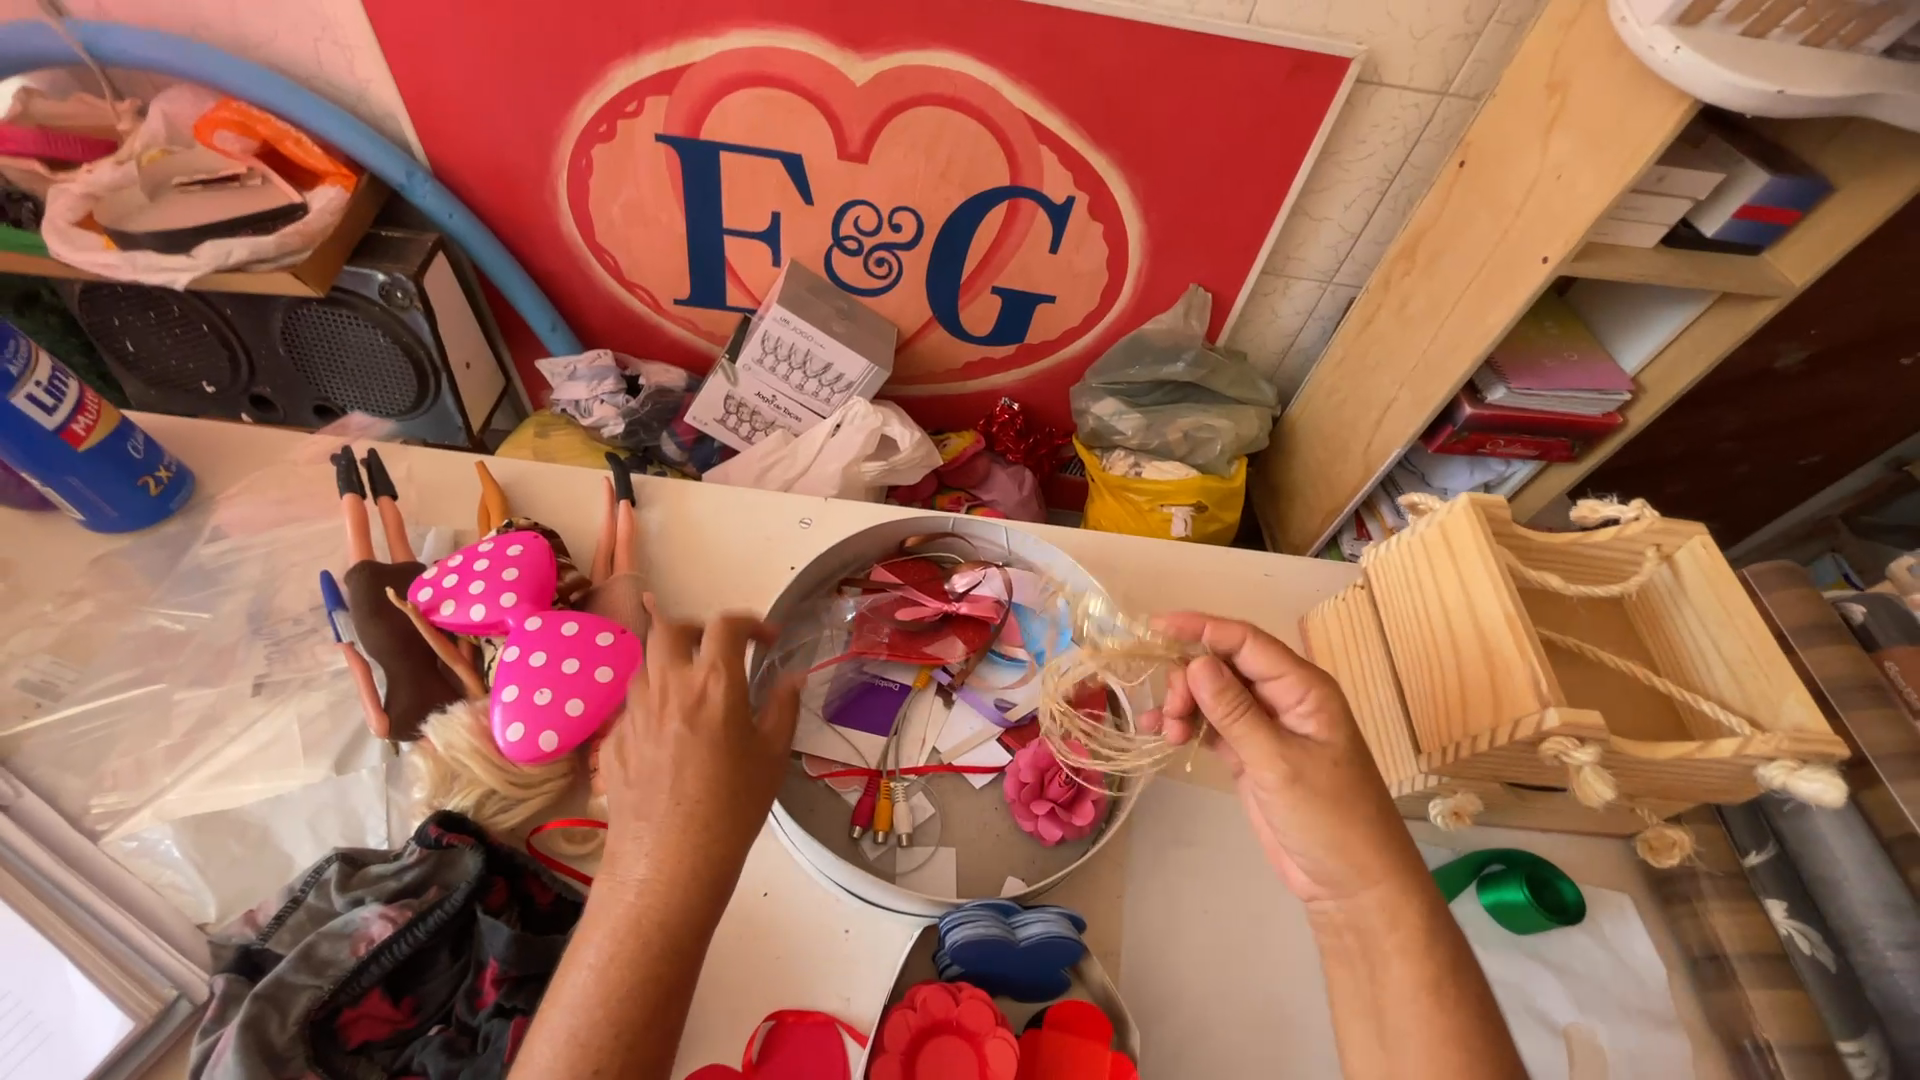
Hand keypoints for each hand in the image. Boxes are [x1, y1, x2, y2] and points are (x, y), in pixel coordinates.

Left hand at [595, 597, 801, 890]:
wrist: (669, 862)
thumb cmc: (733, 807)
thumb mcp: (773, 754)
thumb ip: (783, 706)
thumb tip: (792, 677)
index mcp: (713, 683)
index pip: (726, 624)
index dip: (750, 622)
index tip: (766, 639)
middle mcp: (668, 685)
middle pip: (670, 628)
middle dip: (697, 629)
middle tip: (718, 651)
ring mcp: (634, 710)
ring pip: (646, 663)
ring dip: (671, 662)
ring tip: (693, 689)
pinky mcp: (613, 738)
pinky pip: (632, 703)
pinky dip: (654, 701)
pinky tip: (670, 732)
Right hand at [1144, 613, 1428, 908]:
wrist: (1351, 885)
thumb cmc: (1329, 819)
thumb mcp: (1279, 763)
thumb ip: (1235, 712)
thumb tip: (1195, 663)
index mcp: (1302, 688)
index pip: (1245, 641)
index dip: (1201, 628)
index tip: (1155, 628)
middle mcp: (1282, 698)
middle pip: (1222, 665)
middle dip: (1187, 679)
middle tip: (1170, 713)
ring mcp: (1265, 726)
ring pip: (1212, 693)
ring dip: (1183, 704)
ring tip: (1167, 732)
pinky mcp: (1250, 753)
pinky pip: (1210, 724)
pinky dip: (1186, 725)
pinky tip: (1164, 734)